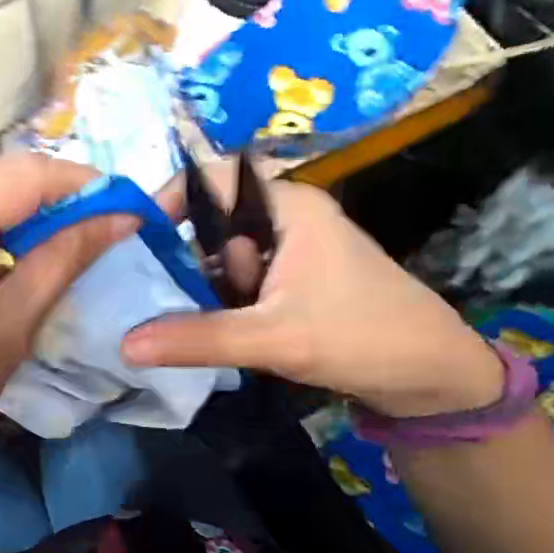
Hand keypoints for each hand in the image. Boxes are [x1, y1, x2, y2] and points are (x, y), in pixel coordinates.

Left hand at [0, 155, 132, 551]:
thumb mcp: (9, 328)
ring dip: (14, 215)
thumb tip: (121, 217)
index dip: (83, 184)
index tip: (126, 204)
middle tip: (98, 229)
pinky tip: (1, 257)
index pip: (22, 174)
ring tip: (57, 246)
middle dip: (50, 201)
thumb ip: (64, 258)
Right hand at [122, 164, 501, 416]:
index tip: (131, 238)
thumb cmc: (360, 336)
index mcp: (288, 207)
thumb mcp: (272, 338)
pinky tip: (193, 329)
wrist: (428, 374)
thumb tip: (124, 344)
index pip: (213, 179)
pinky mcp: (290, 284)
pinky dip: (215, 303)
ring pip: (222, 259)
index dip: (169, 198)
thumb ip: (197, 339)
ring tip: (162, 318)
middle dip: (177, 258)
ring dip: (196, 288)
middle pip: (211, 223)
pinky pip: (237, 284)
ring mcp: (289, 253)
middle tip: (140, 294)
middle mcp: (286, 219)